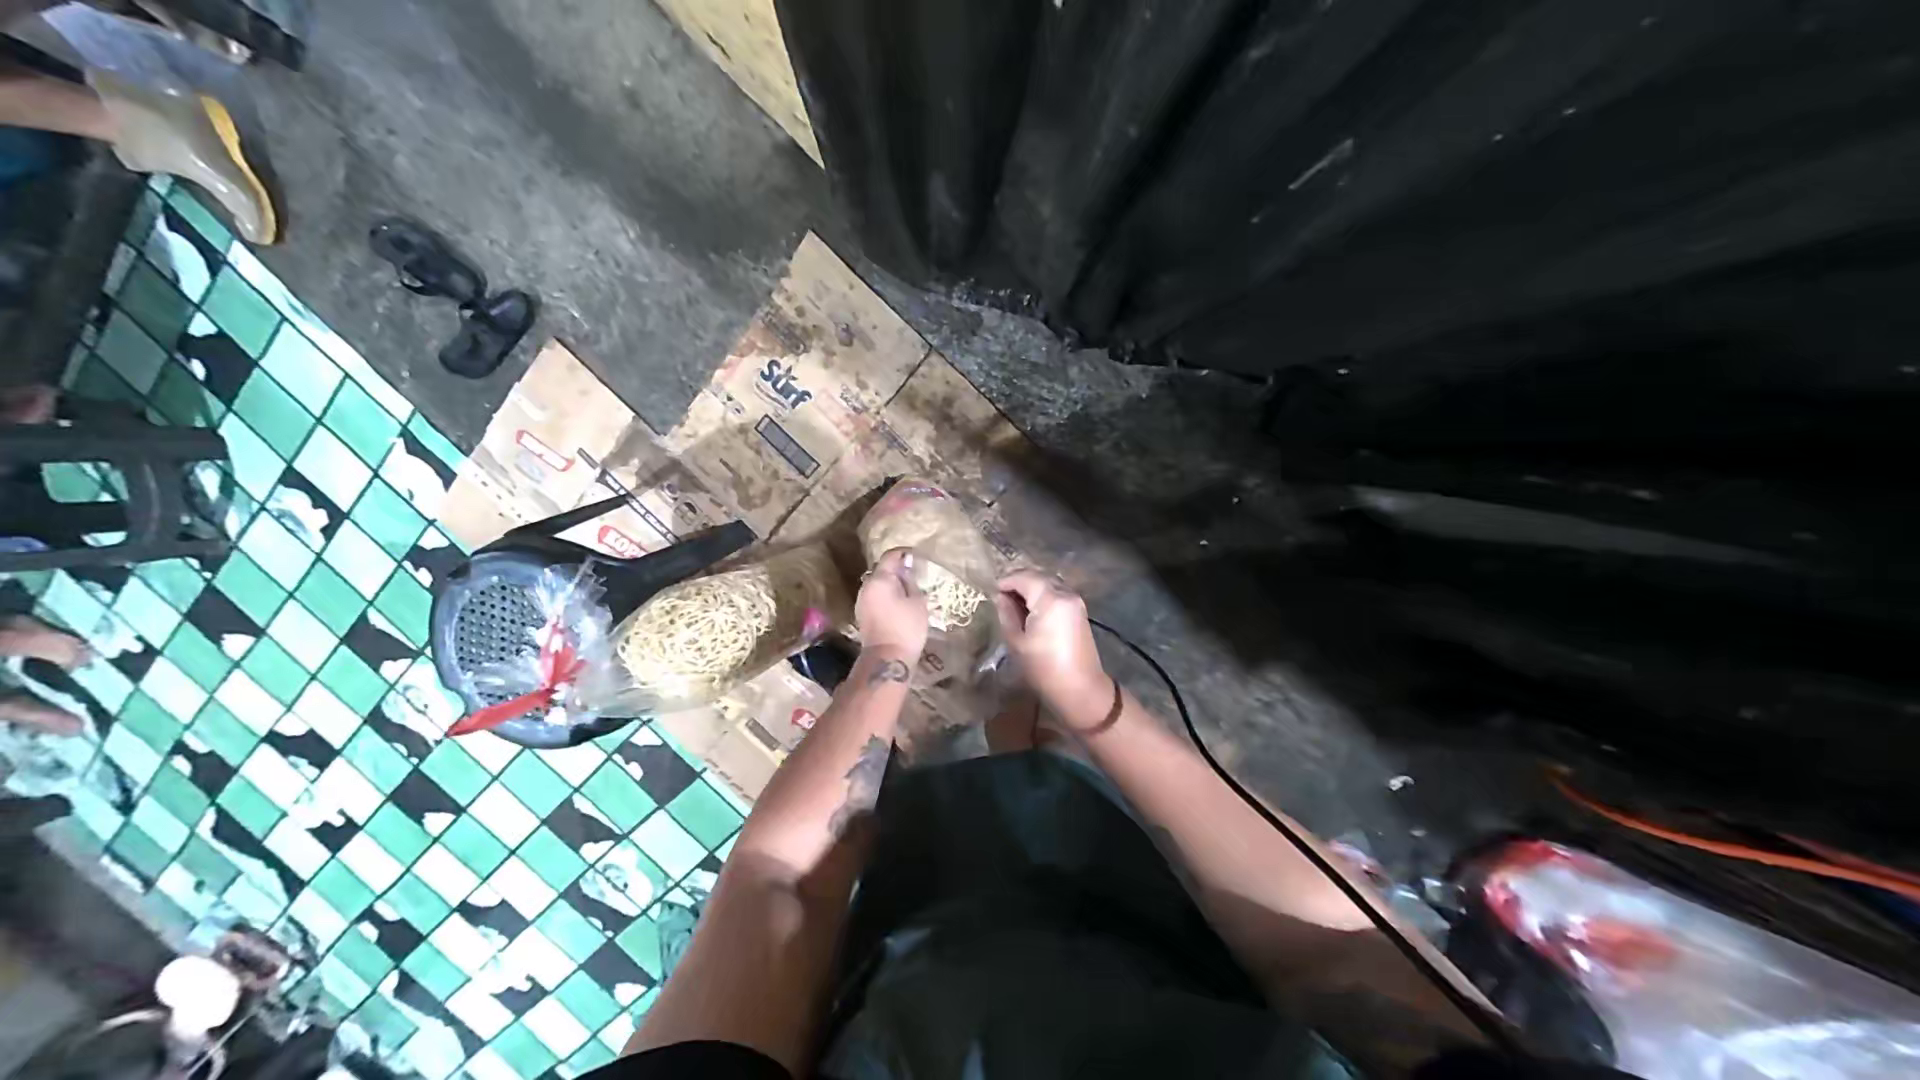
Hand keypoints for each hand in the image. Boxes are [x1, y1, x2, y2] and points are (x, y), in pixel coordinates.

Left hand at [856, 547, 928, 660]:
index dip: (905, 554)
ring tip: (908, 591)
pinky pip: (875, 597)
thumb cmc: (906, 628)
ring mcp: (861, 601)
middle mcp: (866, 586)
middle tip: (915, 576)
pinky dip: (886, 595)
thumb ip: (911, 582)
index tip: (917, 557)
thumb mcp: (917, 602)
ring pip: (877, 584)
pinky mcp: (862, 615)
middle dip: (897, 570)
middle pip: (881, 569)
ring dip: (891, 584)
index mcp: (879, 579)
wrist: (887, 659)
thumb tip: (906, 571)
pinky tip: (898, 604)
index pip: (891, 556)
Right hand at [994, 570, 1110, 722]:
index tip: (991, 591)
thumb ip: (1007, 613)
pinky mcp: (1080, 611)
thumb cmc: (1043, 668)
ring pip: (1049, 583)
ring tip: (1014, 604)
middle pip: (1038, 576)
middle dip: (1018, 581)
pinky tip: (1031, 610)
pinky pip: (1057, 593)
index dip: (1005, 581)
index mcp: (1050, 598)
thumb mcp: (1017, 641)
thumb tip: (1002, 597)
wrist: (1080, 690)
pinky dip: (1042, 595)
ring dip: (1031, 587)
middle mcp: (1066, 593)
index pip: (1024, 577)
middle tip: (1000, 596)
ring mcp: (1076, 601)